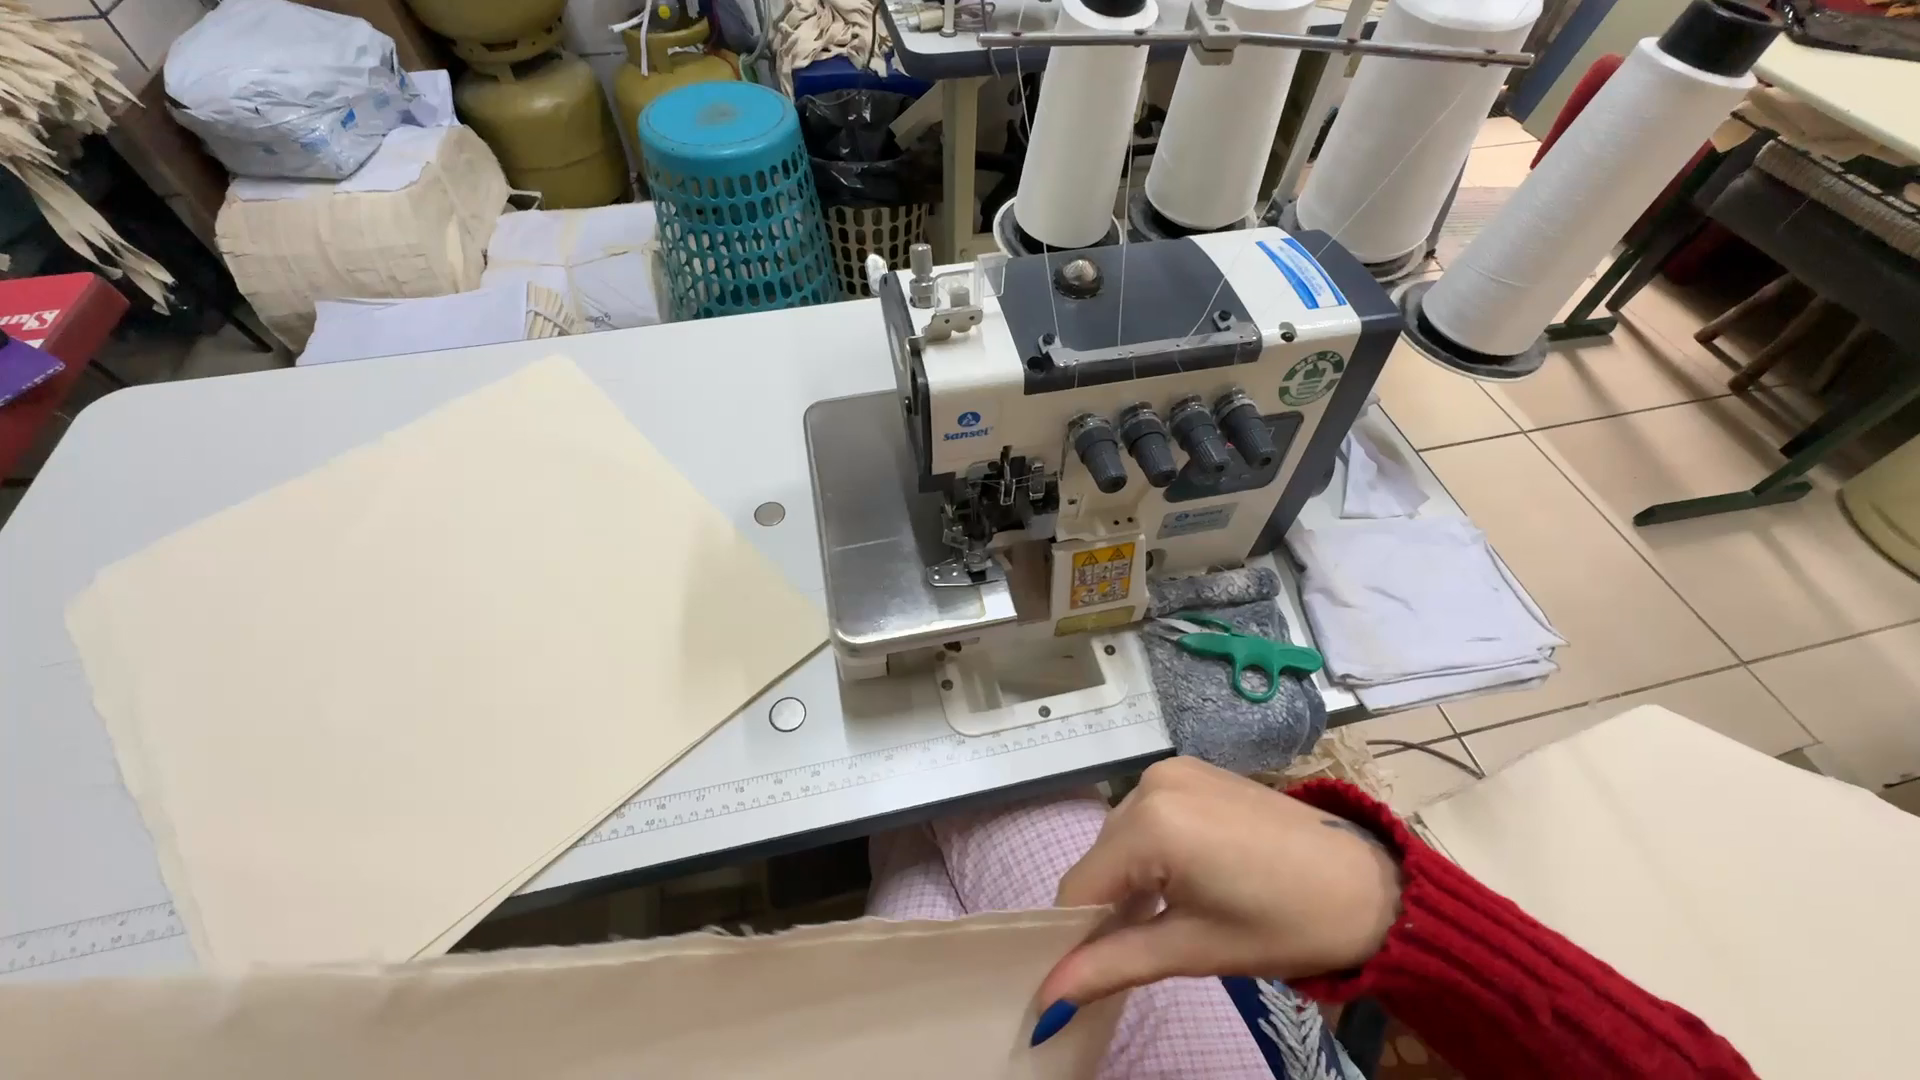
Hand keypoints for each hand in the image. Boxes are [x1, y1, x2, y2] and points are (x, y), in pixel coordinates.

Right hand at [1036, 758, 1401, 1011]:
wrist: (1368, 887)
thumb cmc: (1285, 925)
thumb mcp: (1195, 950)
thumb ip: (1113, 965)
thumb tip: (1046, 1000)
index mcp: (1150, 824)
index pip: (1080, 886)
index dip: (1076, 933)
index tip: (1084, 972)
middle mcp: (1150, 782)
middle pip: (1101, 858)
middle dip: (1109, 905)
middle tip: (1141, 947)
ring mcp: (1171, 769)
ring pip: (1121, 836)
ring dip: (1130, 876)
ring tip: (1169, 912)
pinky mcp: (1190, 769)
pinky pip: (1147, 813)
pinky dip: (1151, 847)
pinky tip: (1184, 876)